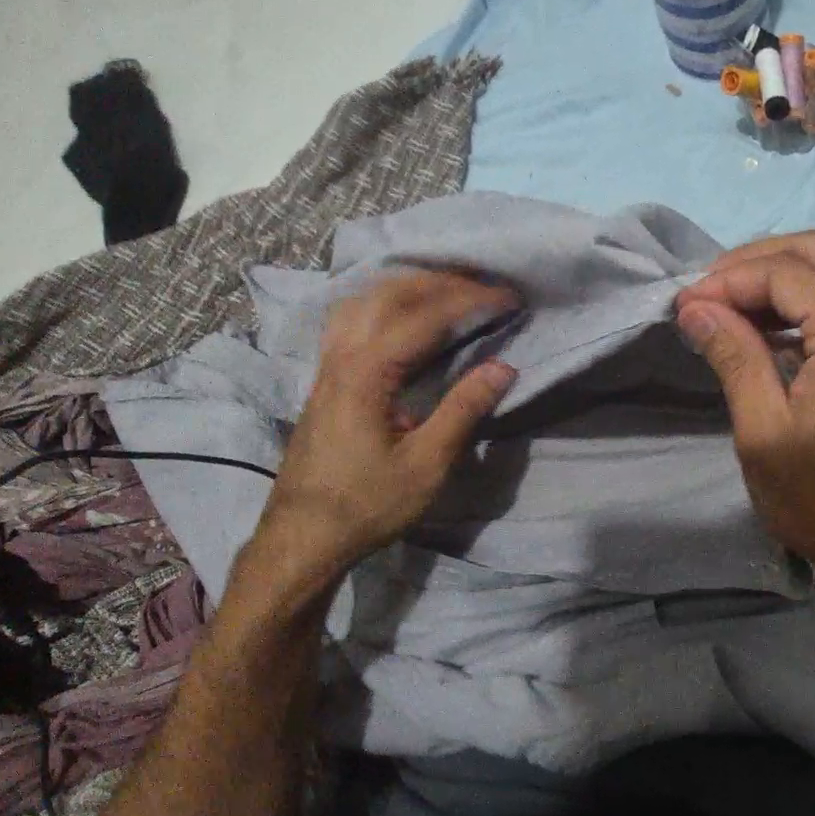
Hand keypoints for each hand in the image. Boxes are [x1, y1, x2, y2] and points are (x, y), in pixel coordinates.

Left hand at [257, 271, 519, 575]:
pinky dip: (385, 302)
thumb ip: (464, 409)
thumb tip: (504, 367)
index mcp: (366, 373)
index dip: (469, 300)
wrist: (305, 535)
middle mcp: (341, 356)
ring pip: (363, 299)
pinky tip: (405, 315)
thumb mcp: (428, 463)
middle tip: (485, 285)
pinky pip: (353, 317)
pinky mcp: (325, 378)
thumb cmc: (369, 503)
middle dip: (440, 280)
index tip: (509, 297)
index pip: (424, 316)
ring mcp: (327, 364)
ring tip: (450, 290)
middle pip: (388, 293)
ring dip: (409, 285)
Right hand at [674, 232, 814, 586]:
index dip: (727, 280)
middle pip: (814, 251)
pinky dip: (802, 303)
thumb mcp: (765, 433)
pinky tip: (765, 331)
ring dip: (777, 280)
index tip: (684, 309)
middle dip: (752, 263)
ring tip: (726, 312)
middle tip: (705, 298)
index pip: (784, 271)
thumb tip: (696, 307)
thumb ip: (734, 357)